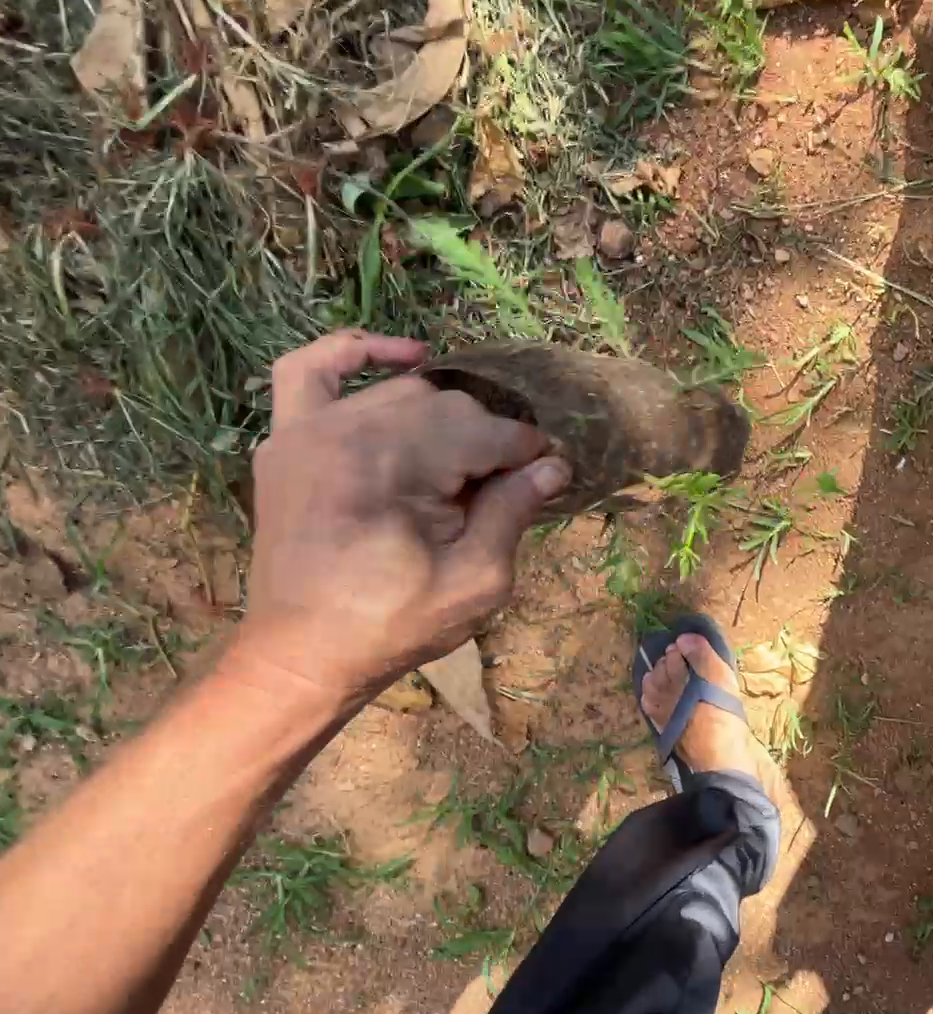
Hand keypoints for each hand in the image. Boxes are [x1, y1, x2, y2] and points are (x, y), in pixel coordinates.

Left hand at [230, 331, 571, 706]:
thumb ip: (513, 511)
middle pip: (451, 409)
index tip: (549, 478)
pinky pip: (308, 370)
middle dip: (492, 441)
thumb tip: (554, 466)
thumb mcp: (478, 579)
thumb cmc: (397, 623)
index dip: (527, 454)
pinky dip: (355, 352)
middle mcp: (345, 432)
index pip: (484, 433)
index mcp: (389, 466)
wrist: (304, 653)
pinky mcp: (288, 441)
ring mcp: (307, 430)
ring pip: (406, 393)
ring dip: (449, 418)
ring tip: (468, 461)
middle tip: (512, 484)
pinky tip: (406, 353)